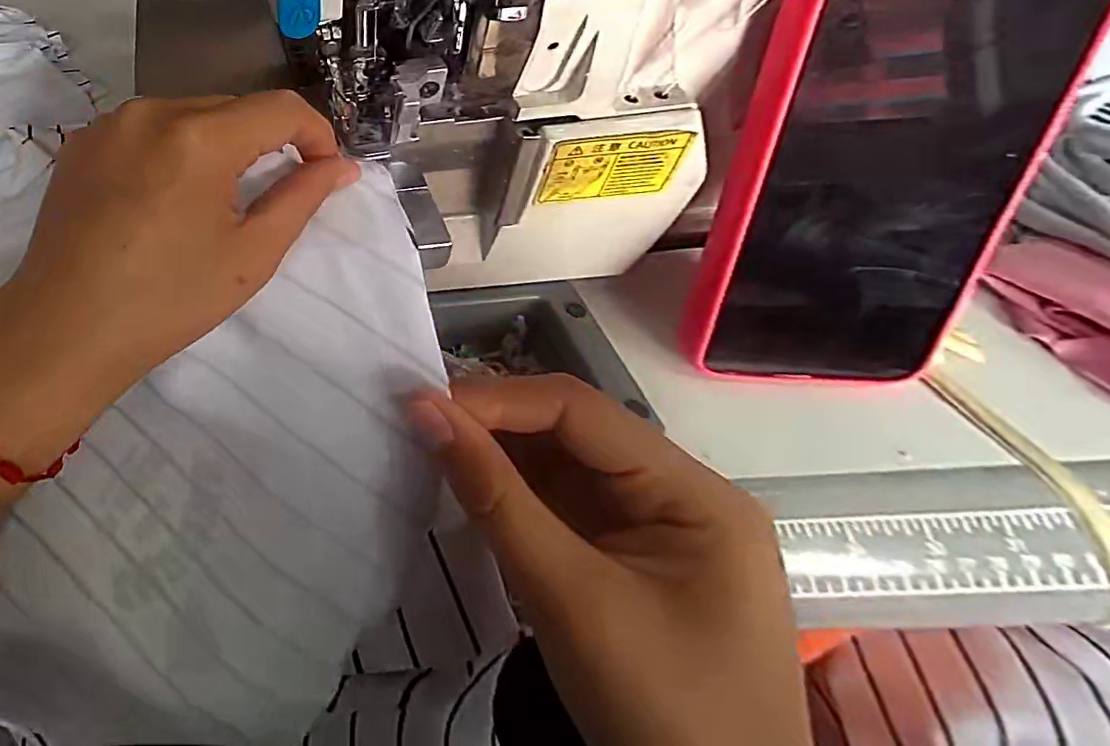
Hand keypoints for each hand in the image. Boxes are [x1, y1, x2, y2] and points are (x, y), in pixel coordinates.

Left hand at [0, 92, 357, 466]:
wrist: (62, 332)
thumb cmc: (166, 301)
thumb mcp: (250, 255)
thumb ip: (301, 198)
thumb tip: (340, 165)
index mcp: (197, 137)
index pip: (279, 108)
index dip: (315, 133)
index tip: (324, 168)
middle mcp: (149, 112)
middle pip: (232, 108)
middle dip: (264, 141)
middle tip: (268, 193)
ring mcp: (107, 124)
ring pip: (187, 115)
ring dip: (216, 144)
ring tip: (211, 201)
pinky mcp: (80, 143)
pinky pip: (144, 130)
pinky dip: (170, 150)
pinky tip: (161, 198)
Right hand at [408, 375, 807, 745]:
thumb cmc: (660, 709)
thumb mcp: (570, 598)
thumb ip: (493, 496)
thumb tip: (424, 410)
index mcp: (691, 492)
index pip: (580, 411)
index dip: (498, 400)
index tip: (424, 404)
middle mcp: (674, 491)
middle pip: (569, 430)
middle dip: (493, 423)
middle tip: (418, 421)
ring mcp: (647, 522)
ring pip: (556, 461)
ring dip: (494, 453)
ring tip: (430, 443)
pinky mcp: (619, 550)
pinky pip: (554, 499)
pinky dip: (506, 489)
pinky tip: (465, 481)